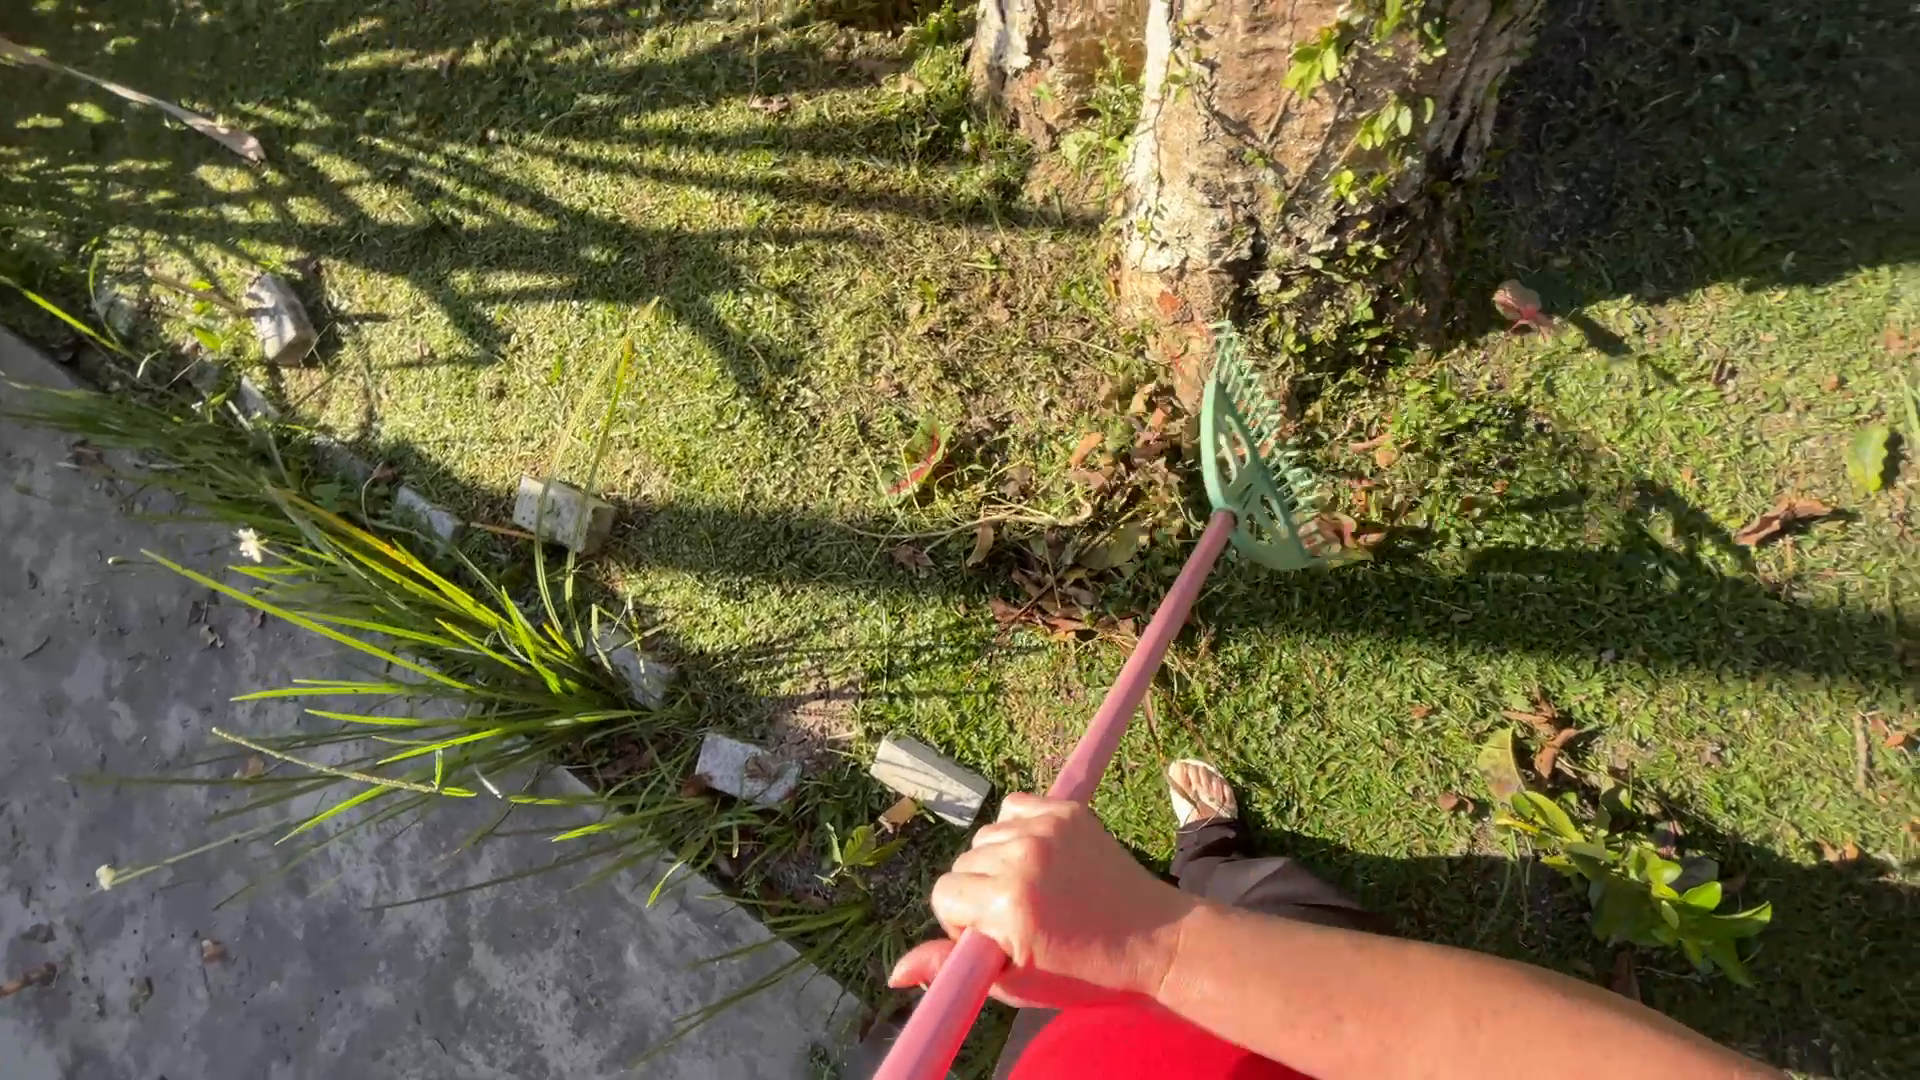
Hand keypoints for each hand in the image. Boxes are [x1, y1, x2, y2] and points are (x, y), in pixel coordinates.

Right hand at [886, 794, 1198, 1008]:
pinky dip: (1018, 826)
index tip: (994, 934)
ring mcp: (1045, 829)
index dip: (962, 920)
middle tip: (1019, 914)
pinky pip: (1014, 806)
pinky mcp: (1064, 810)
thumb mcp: (1014, 983)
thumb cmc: (1082, 971)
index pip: (944, 894)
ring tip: (1036, 885)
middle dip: (979, 889)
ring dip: (999, 858)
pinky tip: (1042, 854)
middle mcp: (1021, 859)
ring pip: (987, 835)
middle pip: (963, 863)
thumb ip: (950, 968)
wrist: (1153, 938)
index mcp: (1006, 905)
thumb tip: (895, 972)